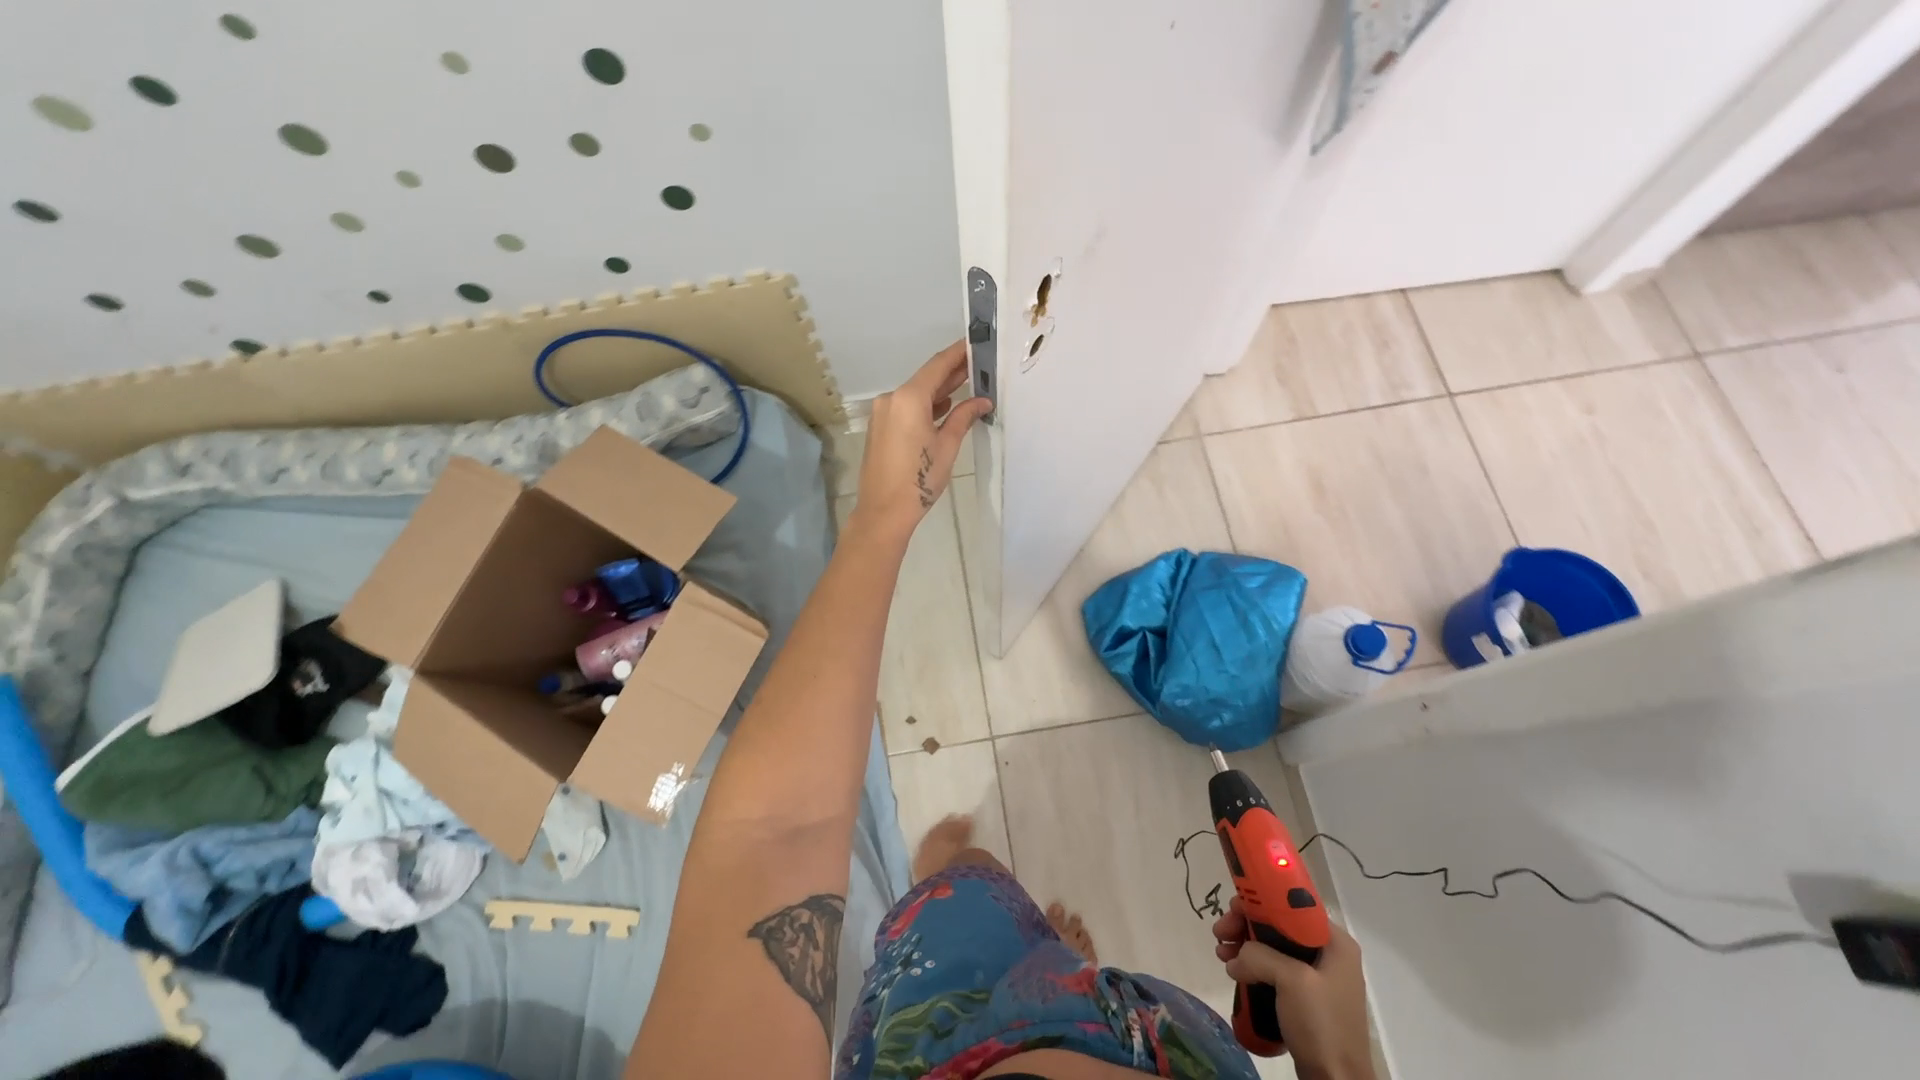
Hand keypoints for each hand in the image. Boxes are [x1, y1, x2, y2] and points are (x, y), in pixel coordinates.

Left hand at [850, 340, 991, 544]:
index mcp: (909, 399)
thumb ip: (963, 417)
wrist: (884, 511)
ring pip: (915, 394)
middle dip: (951, 373)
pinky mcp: (880, 427)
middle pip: (926, 378)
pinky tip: (944, 408)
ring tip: (967, 387)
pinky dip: (924, 406)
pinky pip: (905, 408)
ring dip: (939, 391)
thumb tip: (982, 402)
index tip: (975, 343)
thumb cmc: (919, 480)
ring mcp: (882, 413)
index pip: (938, 366)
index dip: (958, 354)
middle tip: (978, 366)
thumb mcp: (947, 446)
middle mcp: (892, 399)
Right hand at [1213, 898, 1373, 1079]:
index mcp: (1334, 942)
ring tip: (1222, 955)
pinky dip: (1252, 967)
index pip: (1293, 906)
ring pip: (1272, 947)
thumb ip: (1260, 956)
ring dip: (1244, 947)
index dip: (1260, 902)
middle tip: (1220, 934)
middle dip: (1246, 926)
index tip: (1233, 909)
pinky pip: (1274, 970)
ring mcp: (1316, 977)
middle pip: (1279, 925)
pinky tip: (1234, 973)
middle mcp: (1327, 953)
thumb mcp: (1291, 981)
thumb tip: (1236, 958)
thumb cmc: (1322, 1024)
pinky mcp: (1304, 998)